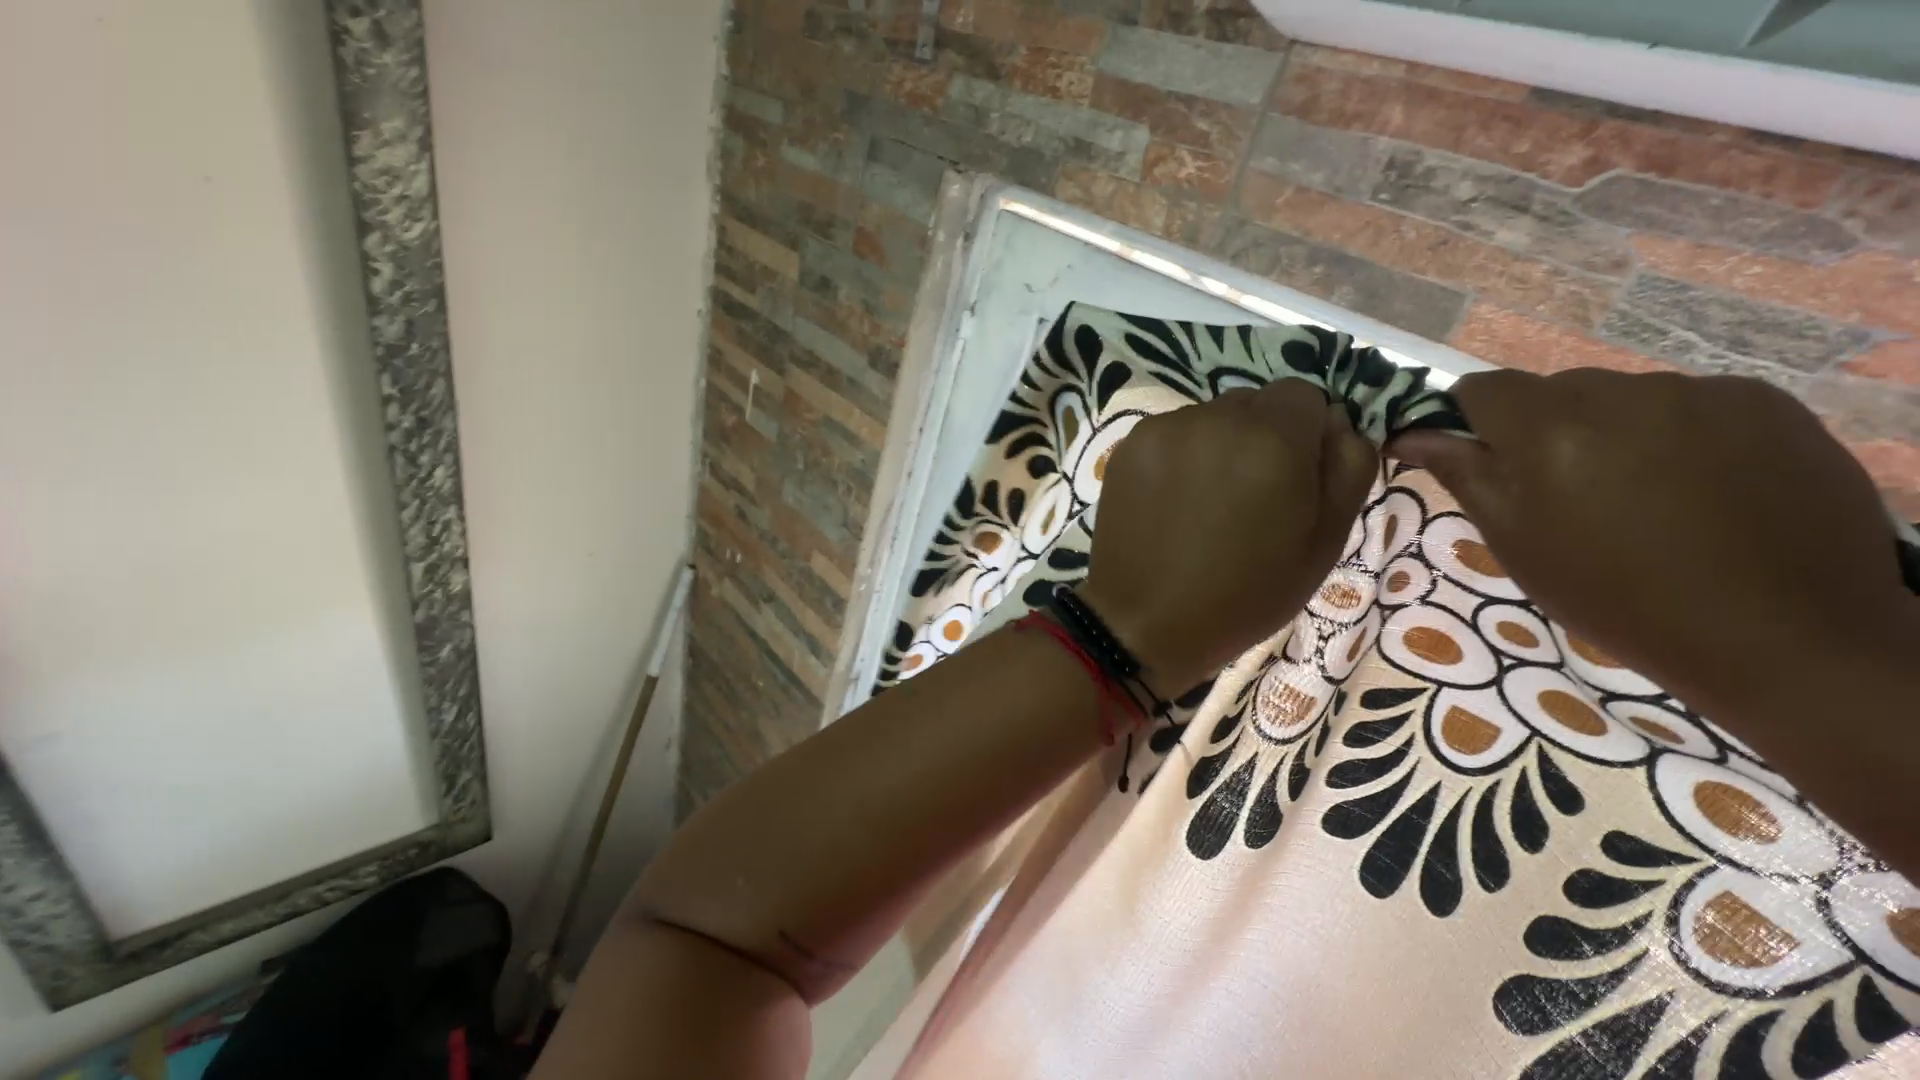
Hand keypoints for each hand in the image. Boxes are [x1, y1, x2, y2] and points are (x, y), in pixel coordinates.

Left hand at [1077, 380, 1378, 694]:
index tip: (1297, 480)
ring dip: (1221, 444)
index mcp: (1274, 439)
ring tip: (1209, 504)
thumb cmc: (1246, 595)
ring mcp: (1166, 428)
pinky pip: (1173, 433)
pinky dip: (1182, 456)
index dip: (1309, 434)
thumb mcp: (1326, 542)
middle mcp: (1217, 418)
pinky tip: (1175, 503)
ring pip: (1213, 416)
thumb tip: (1339, 424)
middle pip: (1257, 403)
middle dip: (1265, 437)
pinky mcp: (1130, 444)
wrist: (1145, 622)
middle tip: (1254, 498)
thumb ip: (1348, 467)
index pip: (1306, 396)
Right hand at [1389, 369, 1918, 727]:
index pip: (1484, 388)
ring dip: (1614, 430)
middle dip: (1547, 428)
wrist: (1778, 635)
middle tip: (1567, 492)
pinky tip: (1701, 484)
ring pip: (1625, 396)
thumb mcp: (1517, 544)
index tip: (1487, 460)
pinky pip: (1694, 402)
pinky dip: (1682, 433)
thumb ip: (1463, 475)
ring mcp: (1699, 392)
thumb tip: (1408, 435)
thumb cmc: (1616, 599)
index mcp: (1547, 431)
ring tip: (1642, 493)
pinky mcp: (1765, 402)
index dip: (1474, 420)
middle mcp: (1619, 394)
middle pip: (1556, 391)